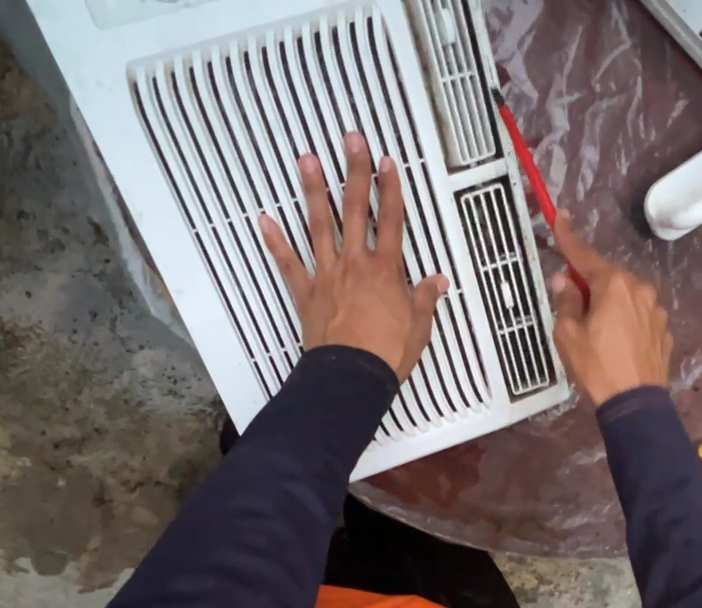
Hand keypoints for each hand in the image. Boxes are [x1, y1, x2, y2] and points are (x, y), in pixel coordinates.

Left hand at [260, 132, 447, 379]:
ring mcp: (328, 275)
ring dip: (314, 191)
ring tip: (307, 159)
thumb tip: (438, 280)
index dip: (391, 190)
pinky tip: (263, 219)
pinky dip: (276, 242)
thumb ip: (425, 299)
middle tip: (351, 139)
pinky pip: (289, 264)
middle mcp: (356, 264)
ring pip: (320, 226)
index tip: (388, 161)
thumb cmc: (388, 354)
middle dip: (355, 173)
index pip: (391, 222)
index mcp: (386, 271)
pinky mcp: (307, 293)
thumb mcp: (418, 327)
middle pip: (356, 211)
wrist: (353, 376)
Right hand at [548, 216, 671, 406]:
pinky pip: (639, 318)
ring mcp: (656, 310)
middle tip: (572, 306)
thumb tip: (563, 281)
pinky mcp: (664, 331)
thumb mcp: (568, 335)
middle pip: (607, 277)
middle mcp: (639, 289)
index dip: (569, 237)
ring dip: (609, 306)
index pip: (585, 255)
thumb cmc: (596, 367)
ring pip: (625, 298)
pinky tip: (617, 345)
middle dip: (589, 285)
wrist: (635, 405)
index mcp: (614, 284)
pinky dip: (625, 323)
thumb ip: (566, 302)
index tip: (561, 216)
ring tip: (596, 334)